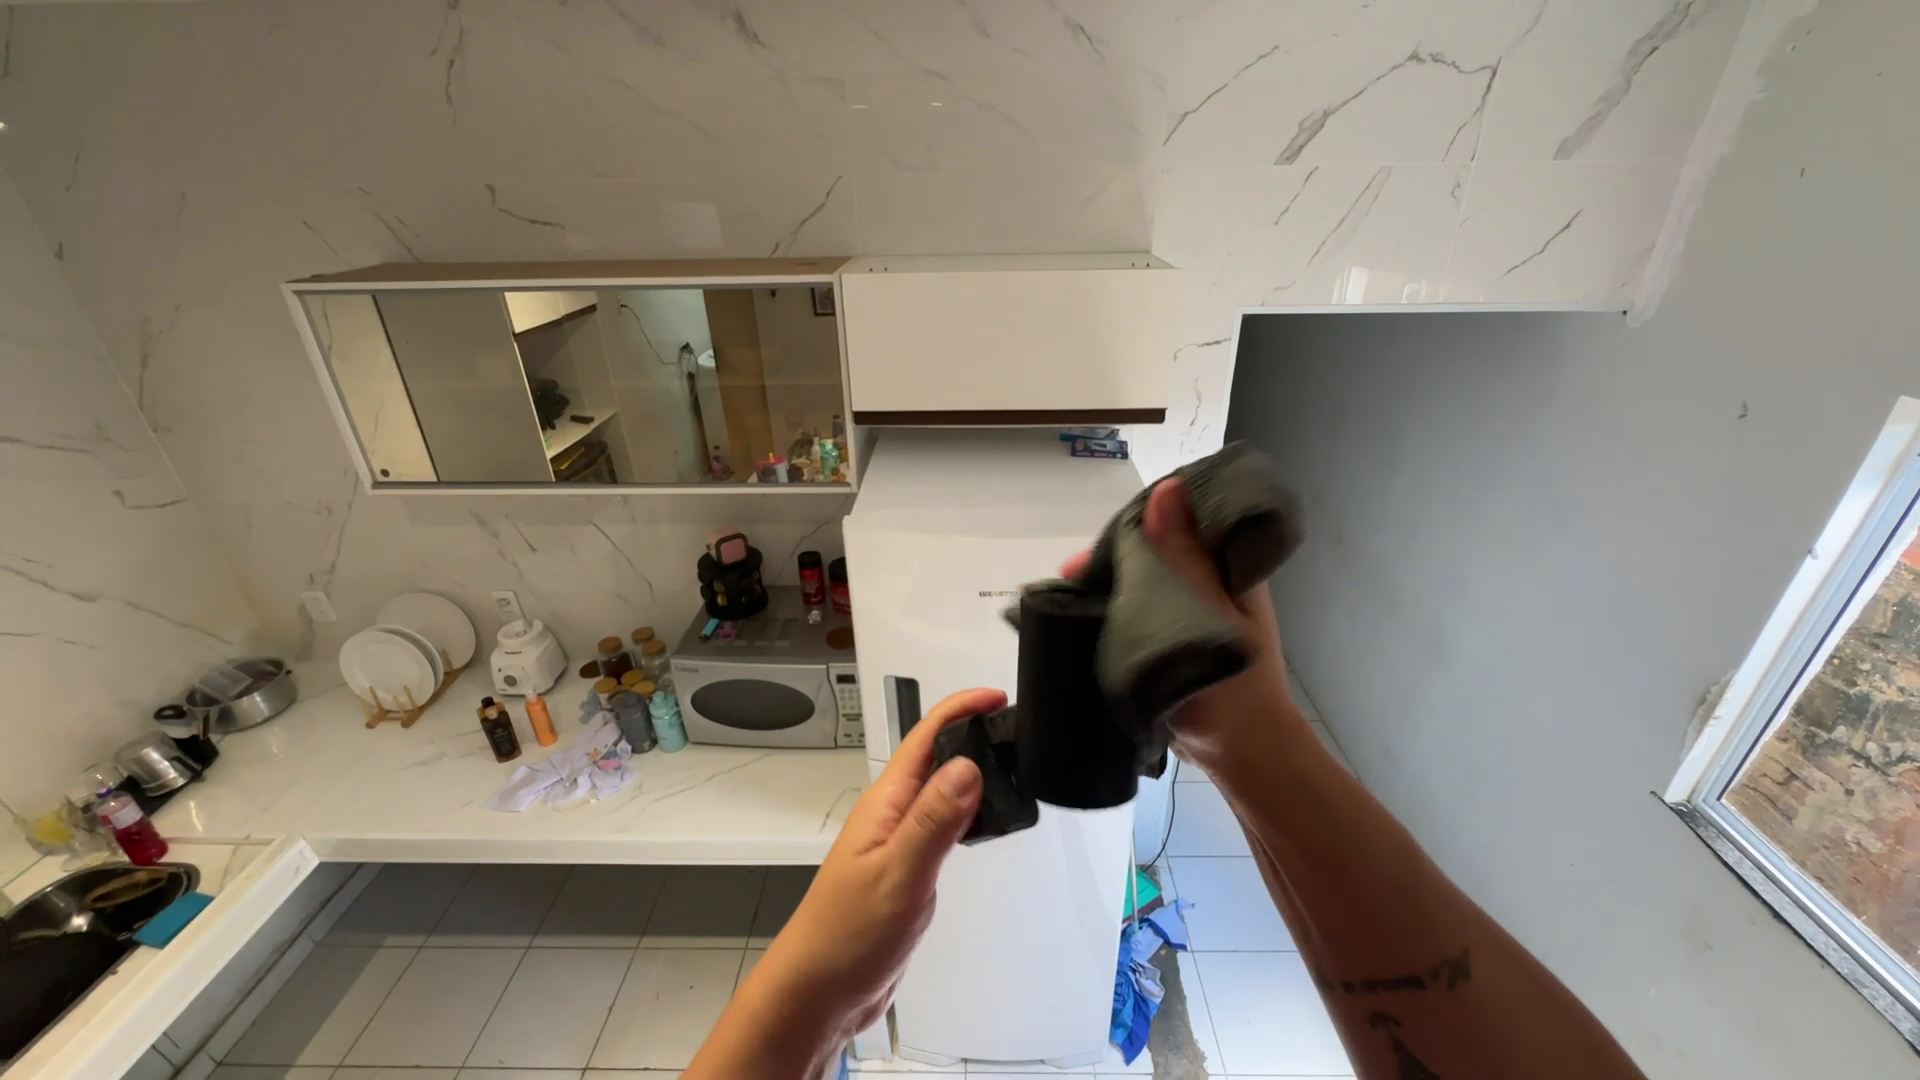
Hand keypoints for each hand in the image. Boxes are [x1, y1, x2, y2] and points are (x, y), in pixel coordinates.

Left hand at [741, 688, 998, 1034]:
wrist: (819, 991)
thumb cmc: (845, 936)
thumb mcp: (897, 874)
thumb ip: (933, 821)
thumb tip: (968, 766)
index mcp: (886, 803)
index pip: (926, 737)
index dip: (961, 709)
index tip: (997, 697)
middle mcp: (892, 813)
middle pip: (935, 756)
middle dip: (971, 732)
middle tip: (1012, 728)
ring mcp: (899, 839)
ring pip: (940, 790)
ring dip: (972, 772)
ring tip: (1008, 767)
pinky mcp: (907, 866)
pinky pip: (942, 824)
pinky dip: (968, 812)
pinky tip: (983, 823)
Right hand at [1061, 478, 1301, 775]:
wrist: (1243, 758)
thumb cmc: (1233, 691)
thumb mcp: (1207, 619)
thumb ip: (1184, 560)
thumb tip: (1166, 490)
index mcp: (1229, 566)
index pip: (1181, 521)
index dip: (1136, 524)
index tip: (1098, 546)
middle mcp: (1210, 579)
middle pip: (1156, 549)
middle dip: (1113, 558)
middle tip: (1071, 576)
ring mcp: (1191, 608)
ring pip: (1143, 579)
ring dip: (1109, 584)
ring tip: (1068, 596)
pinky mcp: (1174, 635)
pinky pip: (1139, 608)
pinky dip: (1113, 609)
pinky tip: (1084, 616)